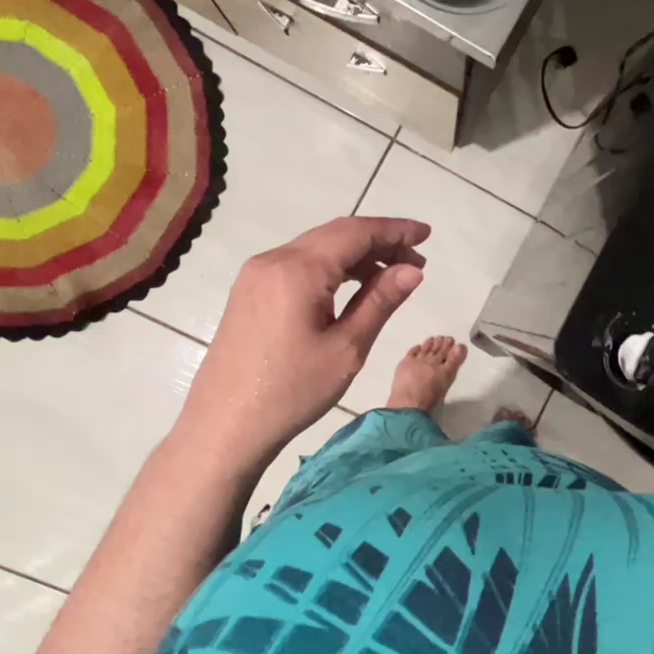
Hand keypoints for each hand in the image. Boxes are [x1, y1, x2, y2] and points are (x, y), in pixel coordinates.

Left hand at [172, 216, 429, 475]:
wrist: (226, 423)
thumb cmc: (292, 391)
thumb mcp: (347, 348)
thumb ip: (380, 301)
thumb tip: (412, 271)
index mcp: (298, 271)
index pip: (356, 233)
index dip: (395, 230)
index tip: (427, 235)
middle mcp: (273, 260)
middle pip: (336, 234)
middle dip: (380, 241)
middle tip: (417, 260)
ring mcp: (257, 274)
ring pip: (317, 247)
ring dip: (357, 254)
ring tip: (393, 277)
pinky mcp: (251, 291)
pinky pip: (299, 264)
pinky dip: (333, 267)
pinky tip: (354, 287)